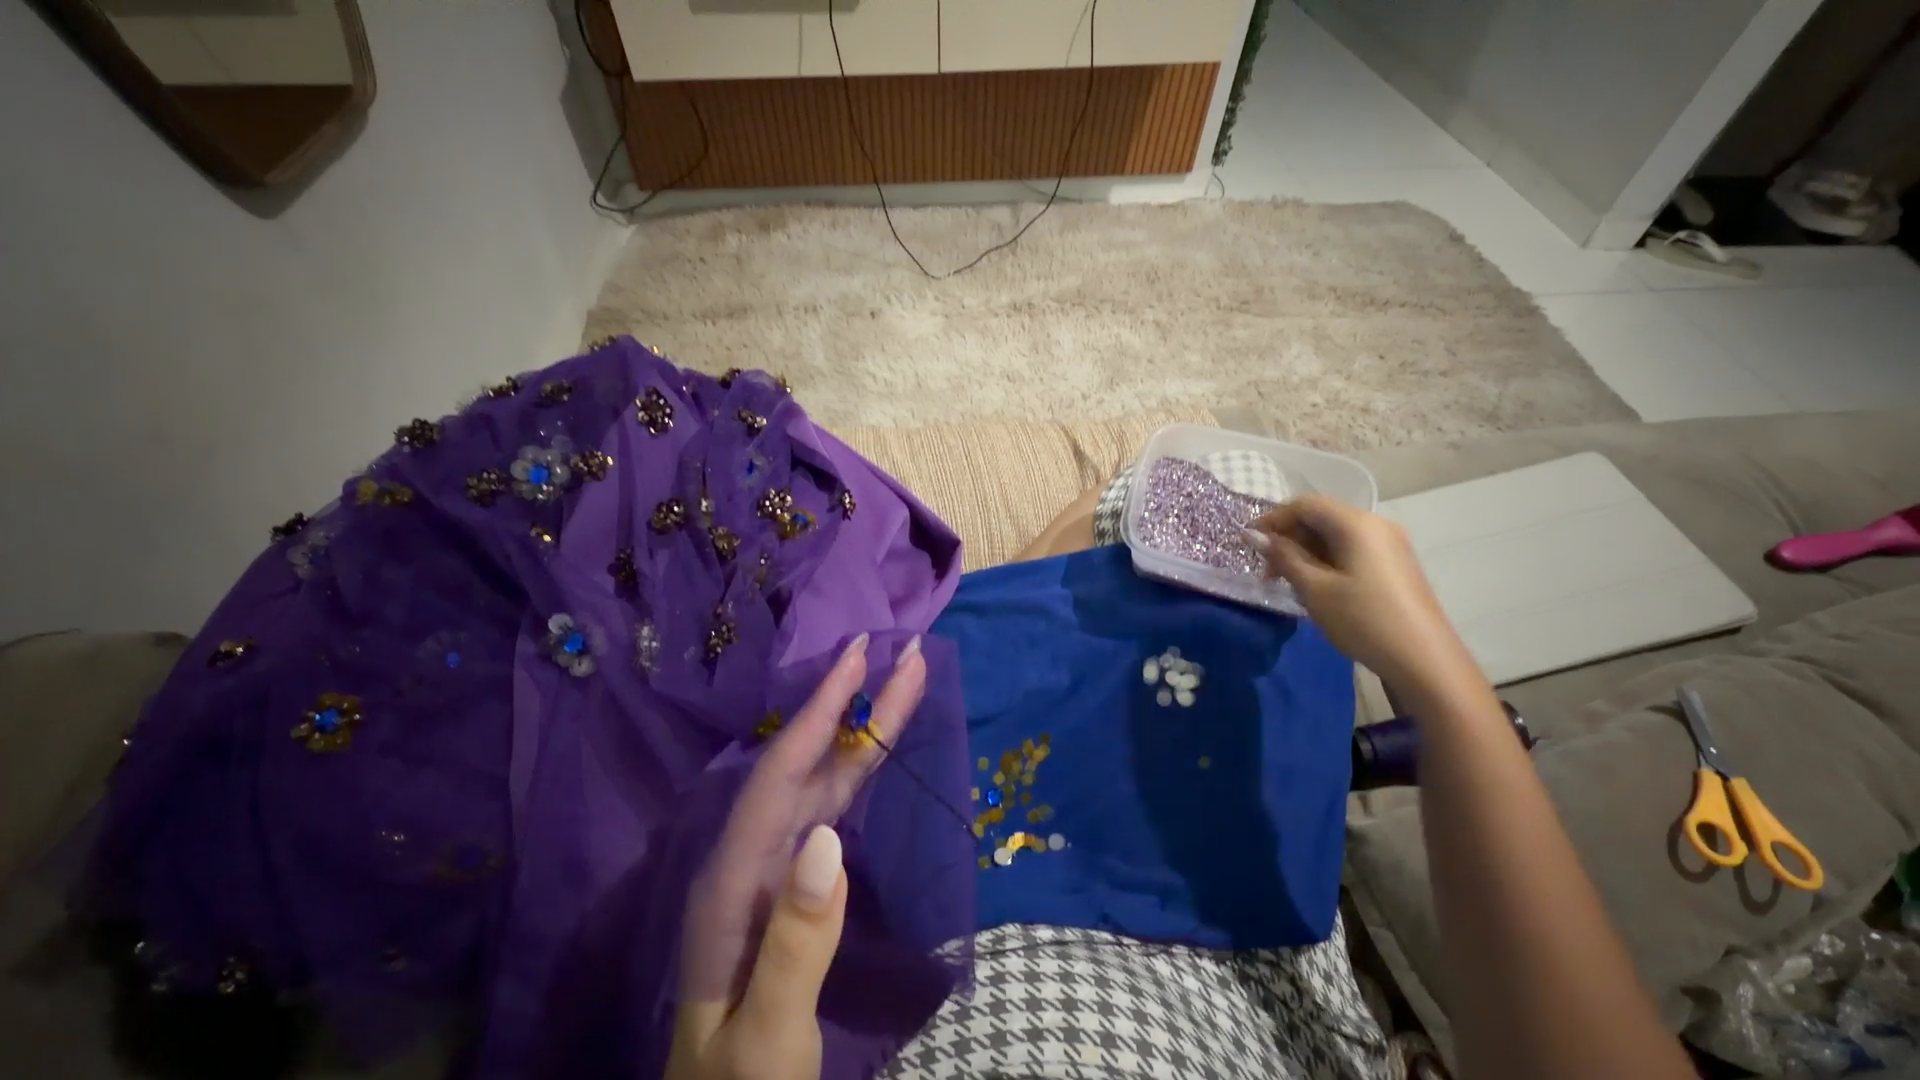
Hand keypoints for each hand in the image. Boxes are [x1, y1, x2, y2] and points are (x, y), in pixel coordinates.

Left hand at [666, 634, 926, 1079]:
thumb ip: (798, 940)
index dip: (819, 711)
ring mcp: (772, 874)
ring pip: (822, 786)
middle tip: (897, 653)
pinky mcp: (792, 890)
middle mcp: (750, 861)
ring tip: (903, 686)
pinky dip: (855, 777)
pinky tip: (872, 753)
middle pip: (806, 768)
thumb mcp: (767, 1033)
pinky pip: (829, 816)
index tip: (858, 660)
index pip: (779, 776)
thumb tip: (829, 838)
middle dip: (852, 708)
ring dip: (861, 735)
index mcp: (733, 882)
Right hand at [1247, 495, 1473, 693]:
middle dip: (1289, 538)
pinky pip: (1352, 549)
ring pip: (1336, 535)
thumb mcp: (1314, 590)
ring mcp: (1391, 543)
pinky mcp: (1396, 562)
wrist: (1424, 659)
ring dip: (1307, 552)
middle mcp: (1376, 523)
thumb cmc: (1363, 621)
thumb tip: (1254, 536)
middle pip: (1321, 517)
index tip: (1248, 546)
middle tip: (1268, 573)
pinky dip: (1328, 560)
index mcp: (1356, 523)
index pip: (1304, 505)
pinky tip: (1318, 586)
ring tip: (1289, 583)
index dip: (1272, 520)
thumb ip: (1283, 557)